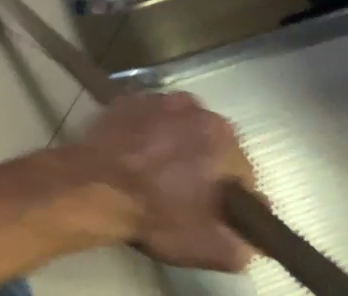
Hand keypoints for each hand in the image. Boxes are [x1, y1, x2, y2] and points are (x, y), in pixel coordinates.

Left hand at [72, 92, 258, 272]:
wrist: (92, 186)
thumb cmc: (158, 215)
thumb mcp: (215, 248)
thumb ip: (248, 242)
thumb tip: (255, 235)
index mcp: (223, 138)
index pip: (241, 172)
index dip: (231, 196)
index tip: (214, 211)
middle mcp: (192, 108)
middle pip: (209, 143)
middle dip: (203, 165)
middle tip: (184, 192)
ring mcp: (153, 98)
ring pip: (178, 126)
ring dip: (175, 144)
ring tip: (157, 172)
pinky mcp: (122, 100)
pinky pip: (146, 118)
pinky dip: (146, 132)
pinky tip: (135, 153)